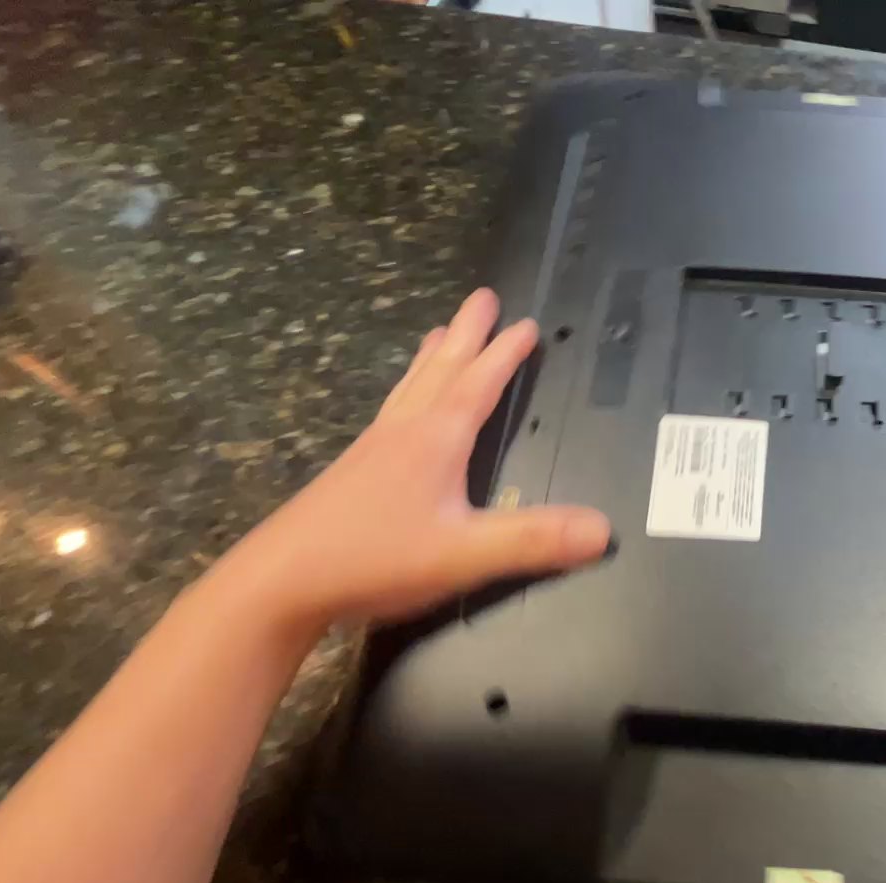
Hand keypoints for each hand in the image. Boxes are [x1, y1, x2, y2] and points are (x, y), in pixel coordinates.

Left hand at [216, 288, 610, 631]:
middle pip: (441, 371)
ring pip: (411, 389)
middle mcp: (404, 433)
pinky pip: (392, 413)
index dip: (505, 356)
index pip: (478, 386)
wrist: (281, 582)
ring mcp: (374, 450)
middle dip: (467, 334)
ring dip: (433, 358)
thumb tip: (604, 529)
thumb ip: (534, 540)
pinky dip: (407, 392)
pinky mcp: (355, 473)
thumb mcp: (464, 554)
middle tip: (482, 297)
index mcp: (435, 441)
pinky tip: (401, 408)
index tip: (527, 324)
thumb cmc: (375, 559)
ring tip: (441, 332)